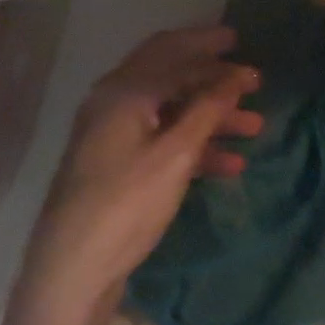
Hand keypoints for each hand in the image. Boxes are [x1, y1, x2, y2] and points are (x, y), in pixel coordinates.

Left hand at [0, 27, 262, 324]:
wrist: (71, 269)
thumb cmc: (126, 203)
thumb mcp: (174, 155)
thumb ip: (207, 109)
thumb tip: (234, 75)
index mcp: (124, 89)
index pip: (176, 55)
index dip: (216, 57)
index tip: (250, 60)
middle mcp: (114, 100)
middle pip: (171, 75)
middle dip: (212, 75)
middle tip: (250, 77)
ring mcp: (113, 133)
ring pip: (170, 111)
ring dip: (211, 116)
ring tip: (254, 127)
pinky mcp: (116, 164)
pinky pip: (161, 140)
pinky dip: (194, 145)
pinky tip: (229, 164)